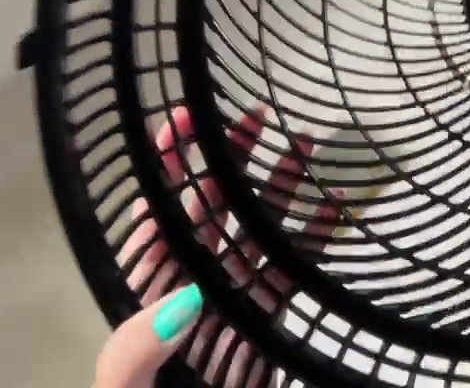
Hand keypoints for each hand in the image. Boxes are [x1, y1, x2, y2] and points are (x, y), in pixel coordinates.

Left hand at [92, 106, 336, 387]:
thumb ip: (135, 353)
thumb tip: (182, 297)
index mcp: (154, 290)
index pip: (158, 216)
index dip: (167, 166)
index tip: (181, 123)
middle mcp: (196, 280)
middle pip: (213, 206)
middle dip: (228, 158)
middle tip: (253, 116)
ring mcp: (237, 292)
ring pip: (259, 224)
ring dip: (280, 183)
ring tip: (302, 142)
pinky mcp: (272, 311)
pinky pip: (296, 261)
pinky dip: (317, 229)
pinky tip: (334, 200)